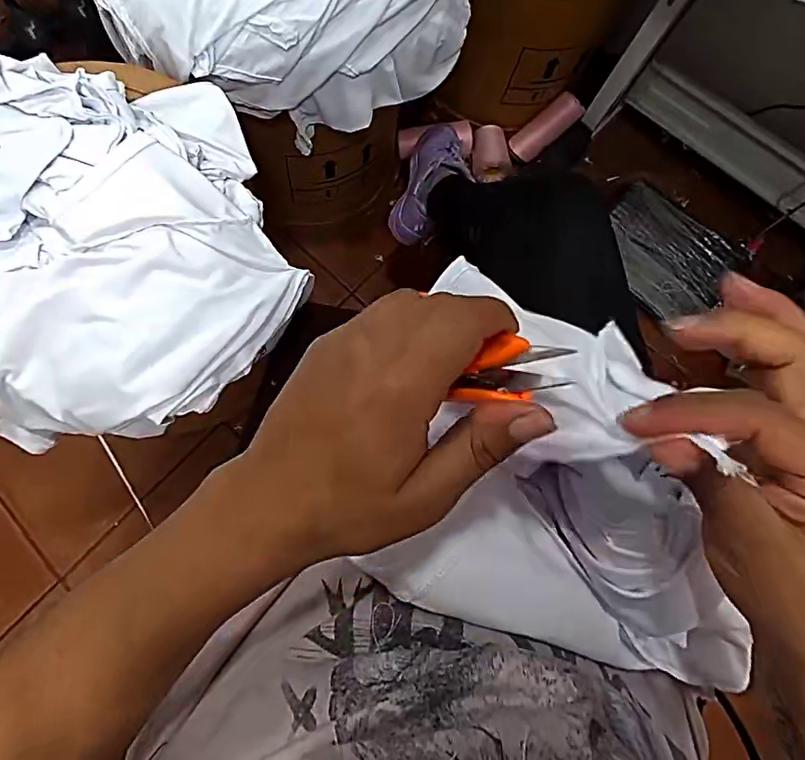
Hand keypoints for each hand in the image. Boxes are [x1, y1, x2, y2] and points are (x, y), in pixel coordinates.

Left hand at [235, 289, 556, 564]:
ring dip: (444, 323)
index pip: (469, 317)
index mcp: (405, 379)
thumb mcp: (427, 494)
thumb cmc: (349, 505)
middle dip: (476, 328)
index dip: (501, 328)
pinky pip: (385, 311)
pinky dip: (411, 324)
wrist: (265, 502)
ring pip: (417, 300)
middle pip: (448, 303)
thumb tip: (539, 414)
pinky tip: (402, 369)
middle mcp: (377, 342)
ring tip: (441, 372)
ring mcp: (349, 335)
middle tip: (475, 379)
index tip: (505, 366)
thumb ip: (485, 445)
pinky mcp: (331, 338)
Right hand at [622, 275, 804, 759]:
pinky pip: (778, 386)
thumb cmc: (796, 606)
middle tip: (693, 314)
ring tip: (727, 289)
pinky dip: (751, 356)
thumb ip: (707, 481)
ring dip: (762, 320)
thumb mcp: (746, 548)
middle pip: (802, 356)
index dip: (691, 409)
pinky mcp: (798, 446)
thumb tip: (661, 438)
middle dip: (749, 322)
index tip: (640, 419)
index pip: (754, 413)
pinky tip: (724, 343)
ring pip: (801, 359)